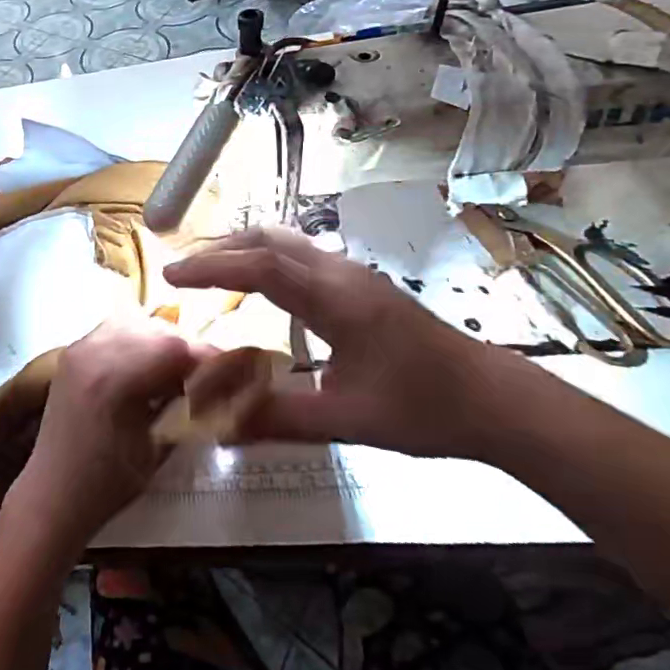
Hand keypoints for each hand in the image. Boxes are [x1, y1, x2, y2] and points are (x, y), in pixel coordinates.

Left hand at [7, 315, 212, 550]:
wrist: (53, 492)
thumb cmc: (108, 483)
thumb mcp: (157, 447)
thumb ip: (184, 408)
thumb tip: (217, 384)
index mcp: (112, 378)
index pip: (173, 347)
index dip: (207, 356)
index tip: (230, 371)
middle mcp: (91, 353)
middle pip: (154, 329)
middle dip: (186, 347)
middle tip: (206, 374)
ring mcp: (77, 349)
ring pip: (132, 322)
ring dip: (160, 340)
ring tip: (177, 369)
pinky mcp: (71, 353)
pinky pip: (111, 330)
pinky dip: (135, 340)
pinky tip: (146, 367)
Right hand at [164, 226, 547, 458]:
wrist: (498, 401)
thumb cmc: (425, 410)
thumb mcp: (348, 421)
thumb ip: (279, 419)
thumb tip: (217, 429)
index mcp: (338, 302)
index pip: (262, 267)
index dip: (212, 268)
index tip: (172, 276)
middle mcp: (342, 274)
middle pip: (268, 240)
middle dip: (218, 250)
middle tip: (182, 271)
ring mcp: (353, 273)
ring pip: (285, 240)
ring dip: (240, 247)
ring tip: (208, 270)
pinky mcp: (359, 281)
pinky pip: (298, 252)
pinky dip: (262, 255)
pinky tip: (255, 281)